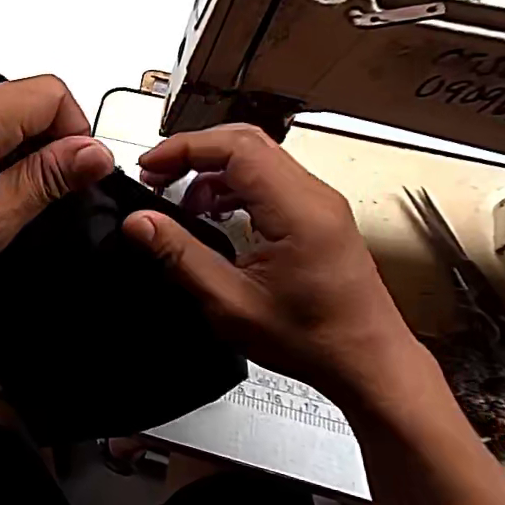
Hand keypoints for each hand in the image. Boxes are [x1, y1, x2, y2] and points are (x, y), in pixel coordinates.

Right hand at [121, 124, 421, 402]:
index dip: (184, 149)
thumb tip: (141, 223)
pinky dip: (229, 188)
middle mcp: (314, 197)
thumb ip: (180, 257)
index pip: (236, 146)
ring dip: (209, 171)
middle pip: (245, 143)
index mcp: (298, 211)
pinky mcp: (314, 217)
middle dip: (192, 153)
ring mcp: (318, 205)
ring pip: (255, 160)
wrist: (364, 362)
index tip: (149, 166)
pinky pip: (266, 182)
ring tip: (176, 199)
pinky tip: (209, 215)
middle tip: (155, 176)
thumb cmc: (314, 339)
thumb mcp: (230, 302)